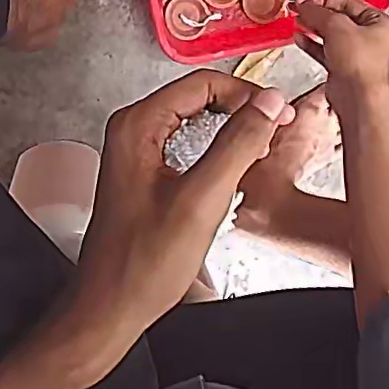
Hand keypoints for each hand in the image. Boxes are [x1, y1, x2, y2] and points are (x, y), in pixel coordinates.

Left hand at [72, 70, 293, 332]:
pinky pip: (186, 140)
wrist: (111, 305)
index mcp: (137, 126)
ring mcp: (136, 149)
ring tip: (261, 148)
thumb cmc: (143, 264)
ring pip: (194, 118)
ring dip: (231, 128)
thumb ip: (237, 145)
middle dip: (240, 109)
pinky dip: (215, 147)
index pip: (201, 83)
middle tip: (275, 129)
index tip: (276, 113)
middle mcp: (132, 129)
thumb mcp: (201, 200)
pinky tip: (235, 166)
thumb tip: (268, 104)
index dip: (246, 94)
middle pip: (198, 96)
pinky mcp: (144, 168)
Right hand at [291, 0, 388, 97]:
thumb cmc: (360, 64)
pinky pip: (323, 50)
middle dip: (316, 12)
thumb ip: (317, 12)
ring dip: (311, 26)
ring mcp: (355, 52)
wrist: (356, 96)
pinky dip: (310, 43)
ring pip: (329, 34)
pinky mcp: (342, 66)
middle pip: (338, 17)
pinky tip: (298, 37)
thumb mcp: (336, 27)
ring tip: (296, 19)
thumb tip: (303, 1)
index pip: (348, 2)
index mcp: (378, 21)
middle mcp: (369, 36)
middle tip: (298, 7)